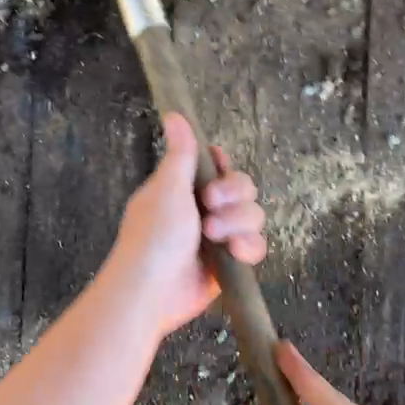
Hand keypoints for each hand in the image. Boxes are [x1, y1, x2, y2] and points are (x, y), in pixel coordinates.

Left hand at [99, 113, 265, 335]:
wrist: (150, 292)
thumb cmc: (153, 237)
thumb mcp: (167, 188)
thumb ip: (181, 154)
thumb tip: (173, 113)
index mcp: (181, 190)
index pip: (216, 167)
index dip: (223, 168)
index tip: (214, 173)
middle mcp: (200, 212)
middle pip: (242, 188)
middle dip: (234, 195)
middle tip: (211, 205)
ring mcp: (215, 239)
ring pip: (252, 217)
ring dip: (238, 223)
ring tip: (213, 237)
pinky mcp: (228, 264)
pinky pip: (254, 246)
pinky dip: (247, 248)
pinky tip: (234, 253)